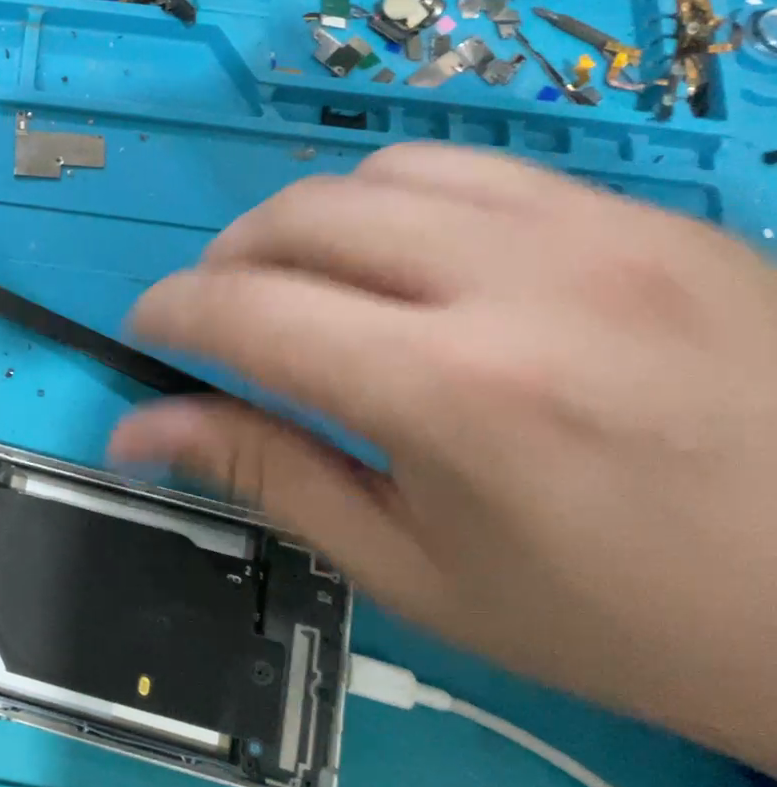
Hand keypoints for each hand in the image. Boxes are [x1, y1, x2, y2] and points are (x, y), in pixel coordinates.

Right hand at [112, 144, 776, 771]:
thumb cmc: (620, 615)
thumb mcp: (414, 568)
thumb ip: (265, 472)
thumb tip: (138, 430)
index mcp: (452, 392)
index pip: (248, 310)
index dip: (169, 312)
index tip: (145, 332)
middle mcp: (519, 282)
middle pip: (300, 216)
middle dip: (223, 260)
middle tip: (217, 316)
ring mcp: (597, 233)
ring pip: (380, 172)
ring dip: (306, 224)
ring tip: (306, 283)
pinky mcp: (647, 218)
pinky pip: (475, 171)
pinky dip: (399, 205)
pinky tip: (408, 265)